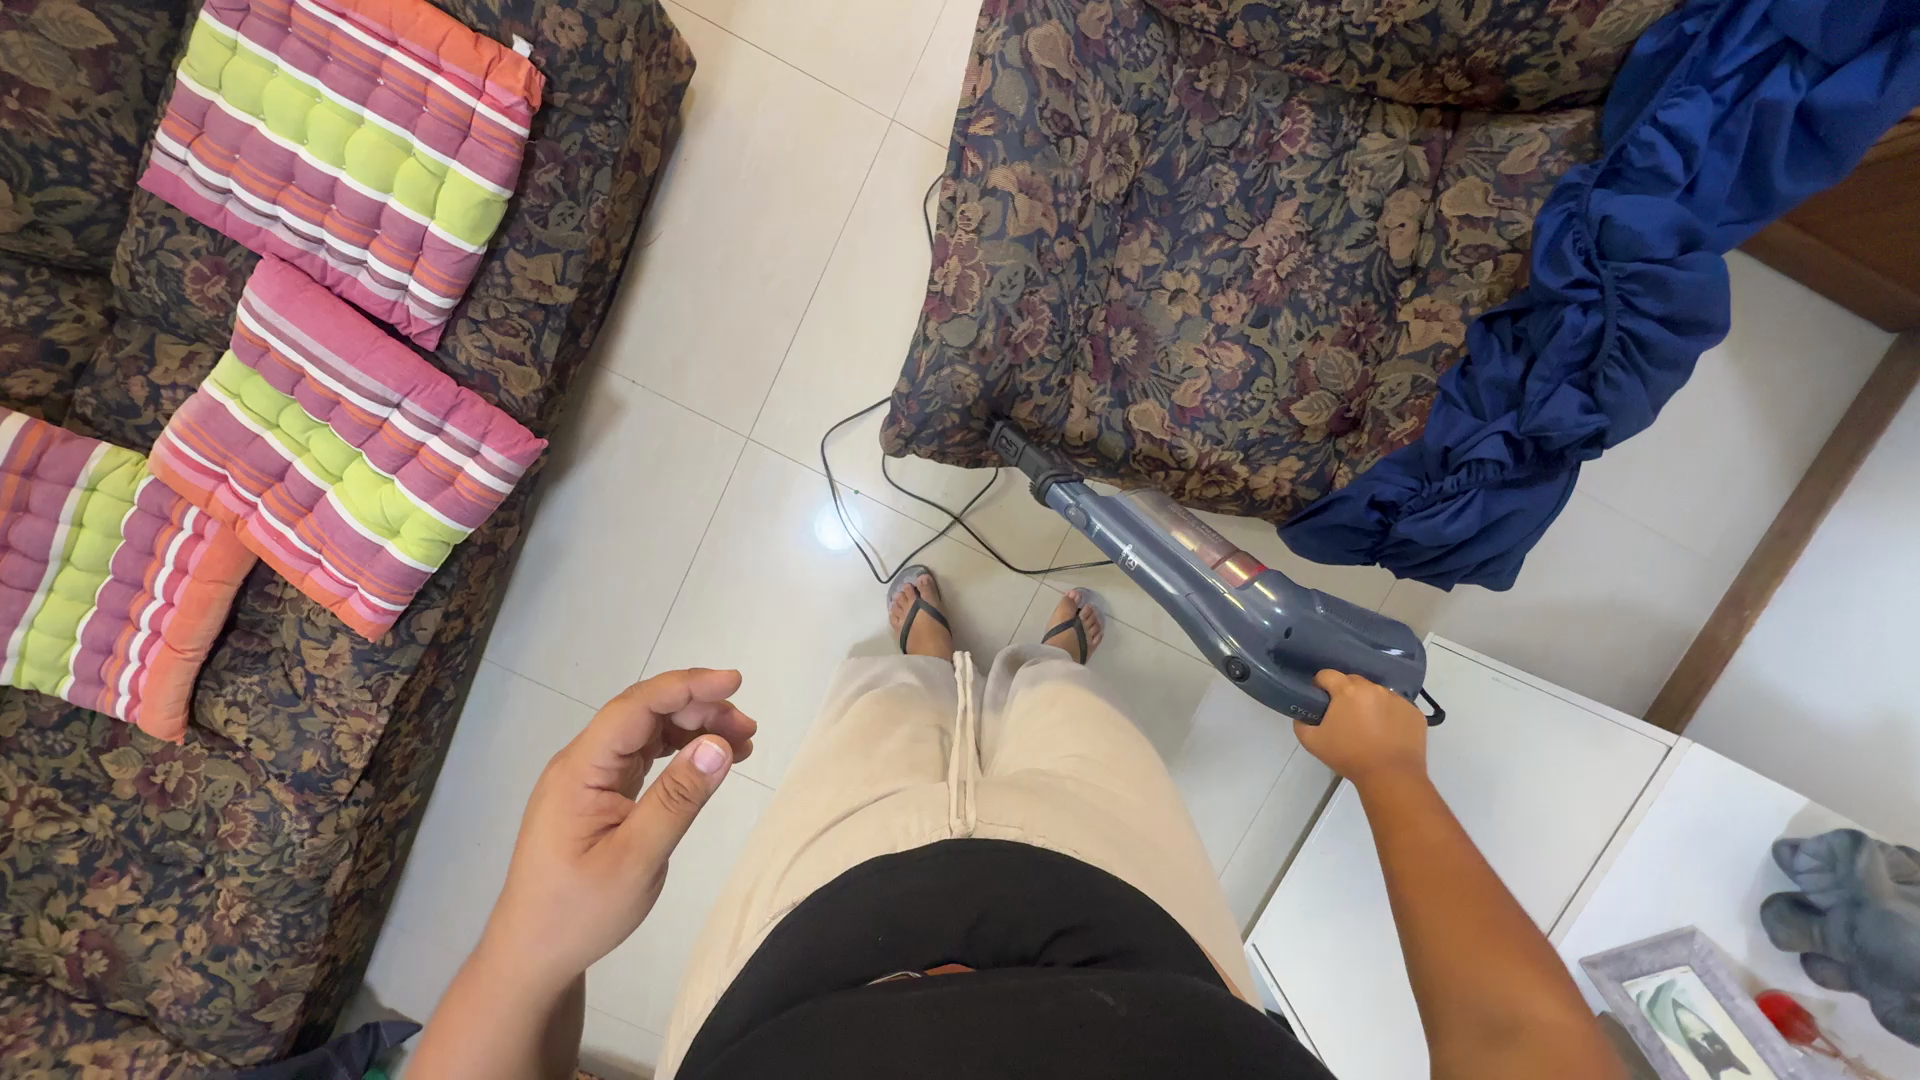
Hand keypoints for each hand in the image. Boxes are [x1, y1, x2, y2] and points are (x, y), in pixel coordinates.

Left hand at [478, 668, 757, 991]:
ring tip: (742, 742)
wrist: (533, 958)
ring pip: (650, 731)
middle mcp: (583, 763)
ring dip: (696, 728)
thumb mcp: (636, 860)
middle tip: (748, 729)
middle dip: (700, 708)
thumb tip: (718, 744)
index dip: (687, 687)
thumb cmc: (579, 913)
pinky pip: (647, 756)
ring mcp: (592, 778)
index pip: (637, 707)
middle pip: (646, 713)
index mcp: (580, 769)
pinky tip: (712, 762)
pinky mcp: (603, 794)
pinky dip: (683, 752)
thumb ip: (678, 798)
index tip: (735, 682)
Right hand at [1294, 670, 1427, 791]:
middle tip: (1343, 714)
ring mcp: (1397, 699)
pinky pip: (1396, 706)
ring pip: (1376, 693)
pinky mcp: (1414, 713)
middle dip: (1345, 693)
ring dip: (1368, 702)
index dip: (1319, 685)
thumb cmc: (1349, 757)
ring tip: (1367, 724)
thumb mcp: (1312, 742)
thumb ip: (1301, 723)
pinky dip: (1389, 714)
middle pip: (1353, 681)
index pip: (1327, 674)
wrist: (1392, 777)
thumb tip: (1304, 715)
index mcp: (1347, 691)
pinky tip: (1386, 732)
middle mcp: (1373, 688)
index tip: (1319, 700)